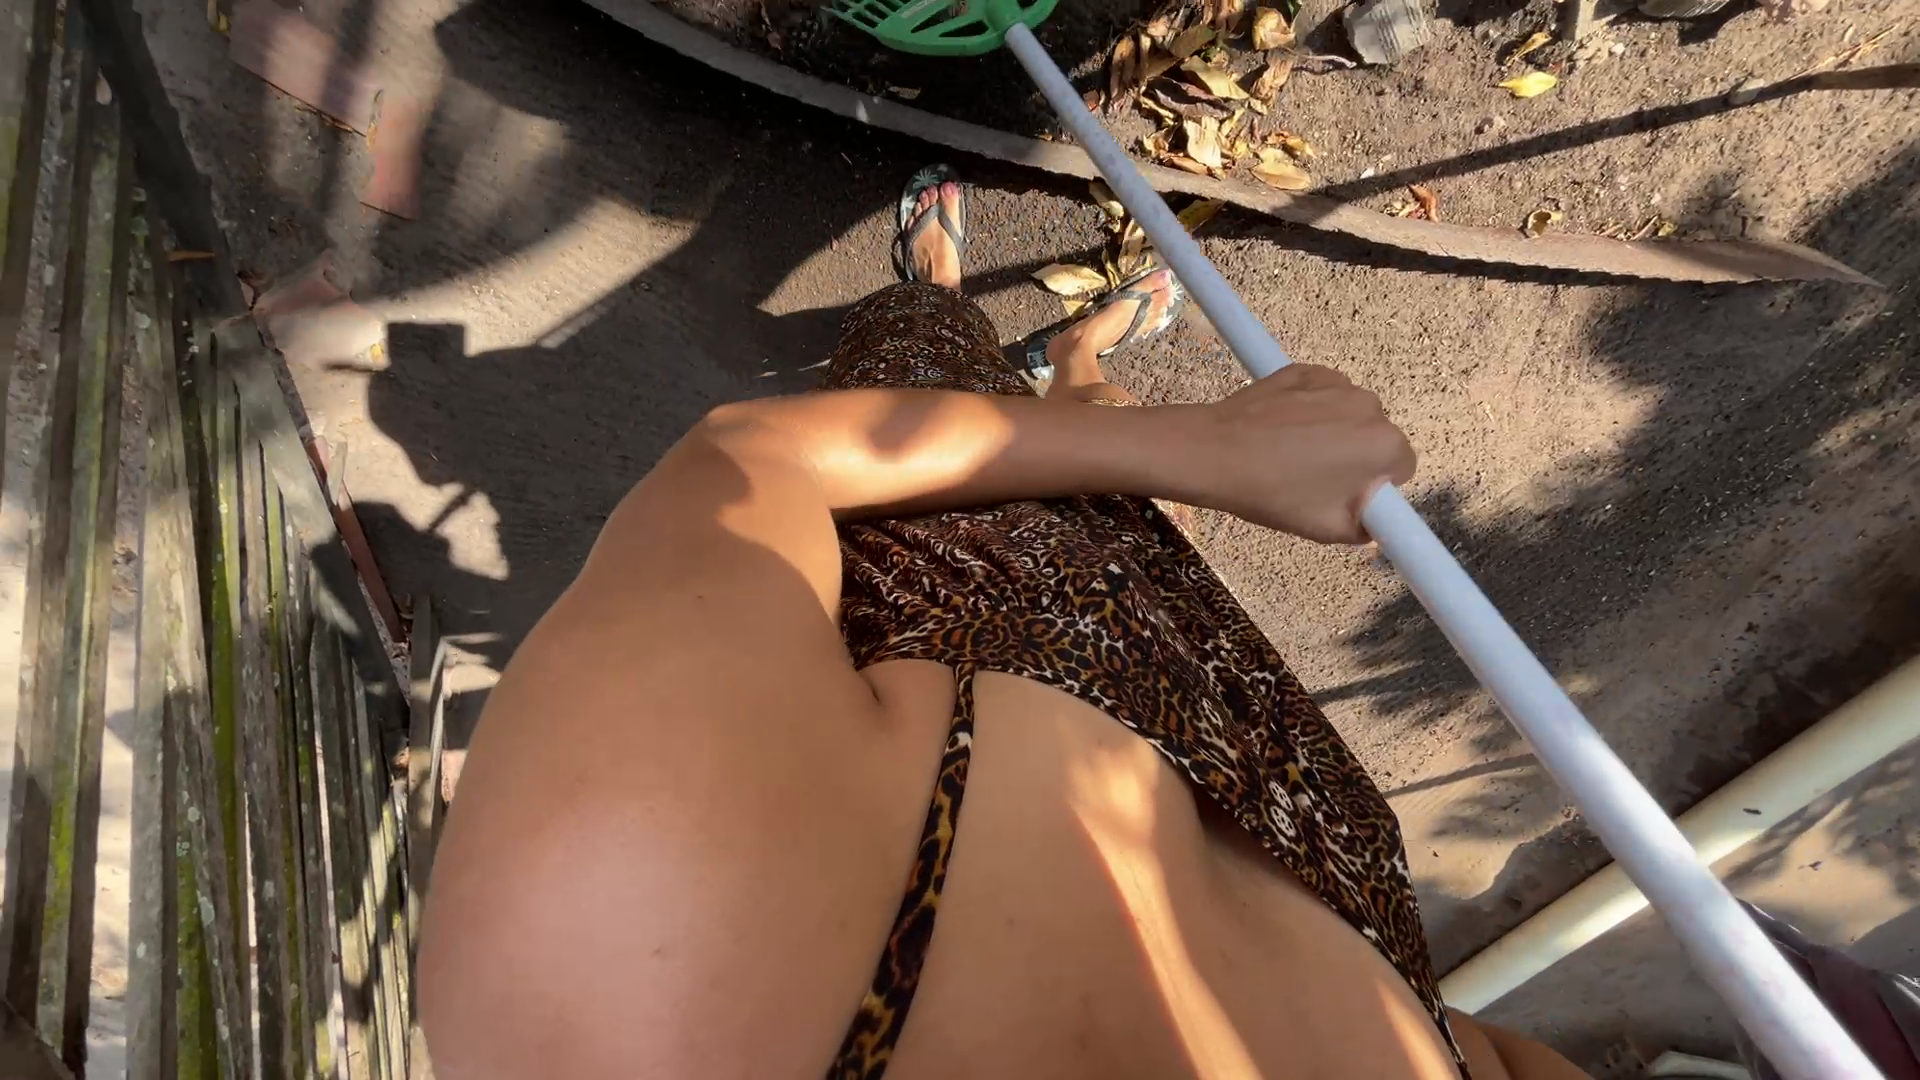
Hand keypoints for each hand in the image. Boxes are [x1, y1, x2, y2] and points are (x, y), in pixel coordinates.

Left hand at [1185, 364, 1415, 543]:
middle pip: (1374, 438)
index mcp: (1385, 444)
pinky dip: (1306, 409)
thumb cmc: (1271, 492)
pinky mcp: (1304, 370)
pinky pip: (1319, 394)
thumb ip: (1365, 529)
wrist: (1212, 452)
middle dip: (1352, 457)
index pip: (1400, 469)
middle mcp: (1370, 405)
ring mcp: (1335, 382)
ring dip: (1329, 431)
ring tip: (1286, 454)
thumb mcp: (1325, 529)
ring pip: (1346, 414)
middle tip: (1309, 478)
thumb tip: (1373, 524)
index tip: (1341, 495)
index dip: (1373, 487)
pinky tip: (1277, 428)